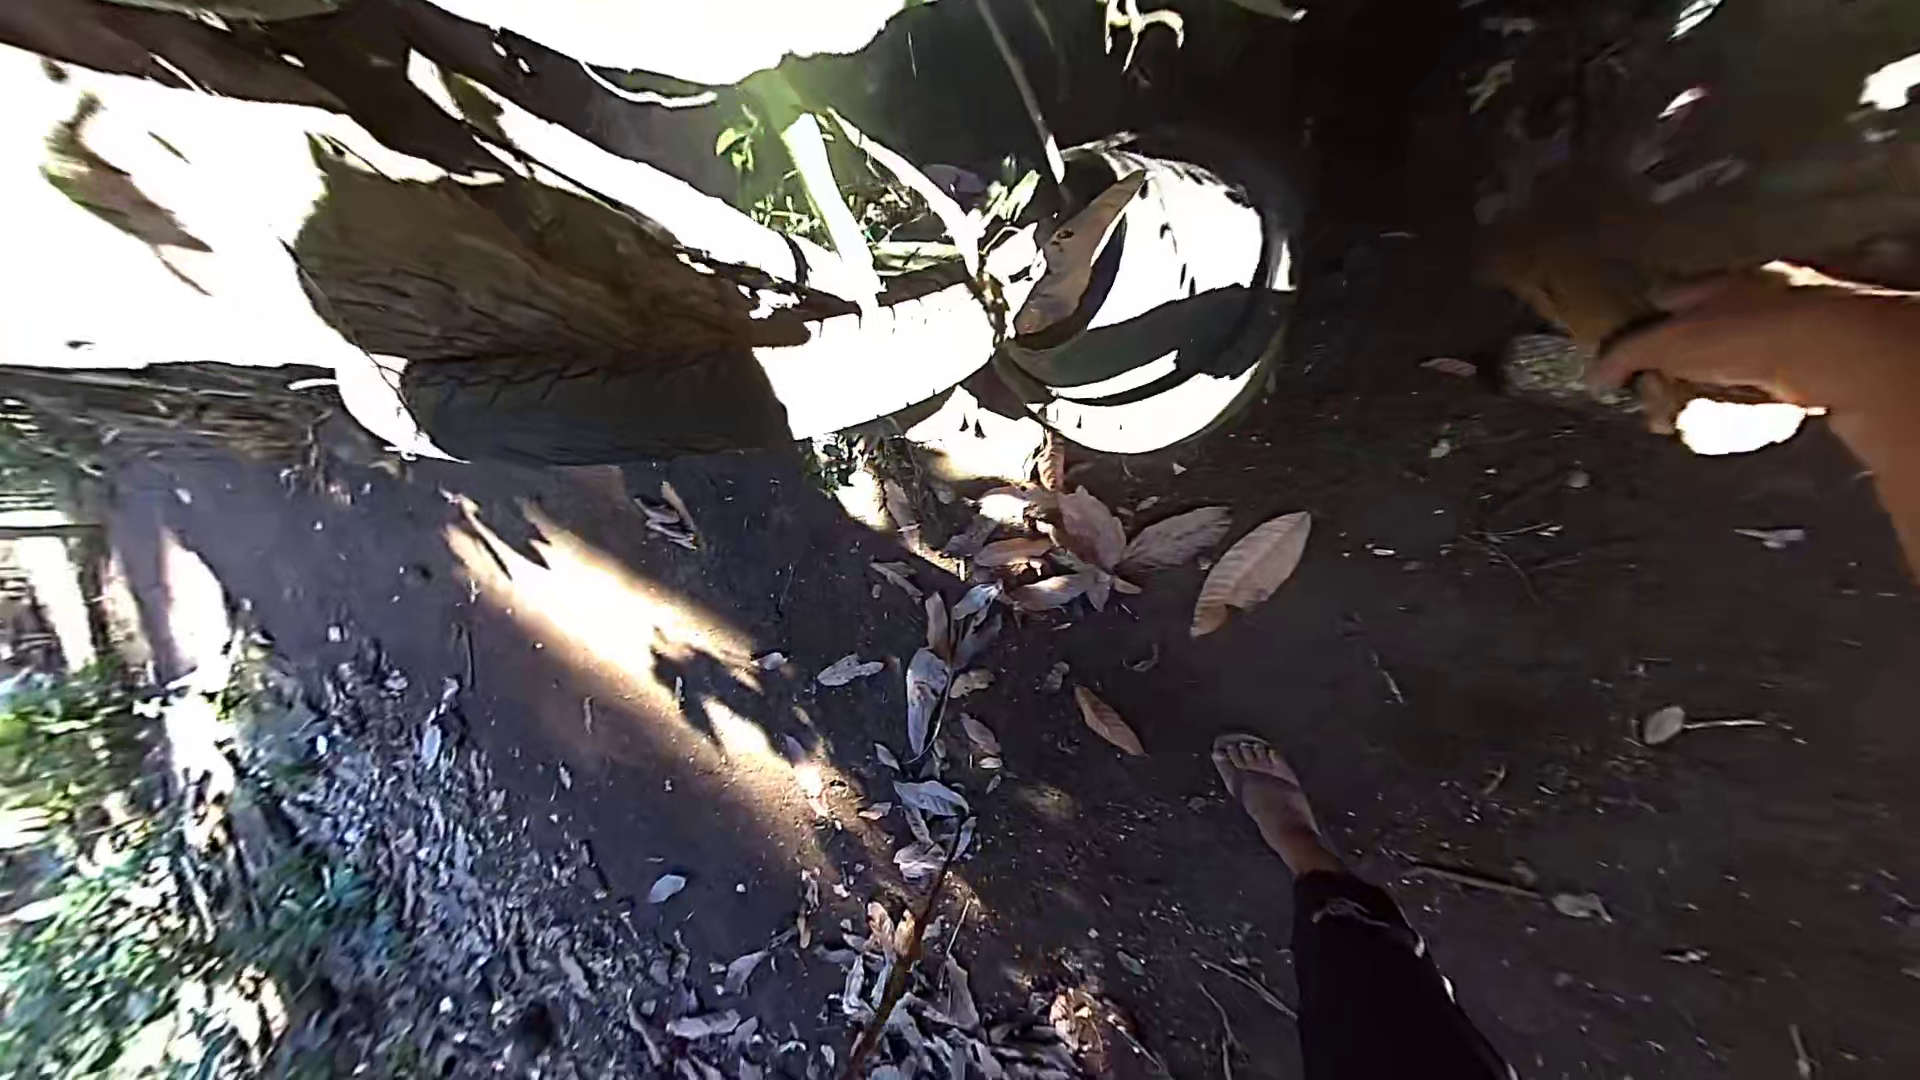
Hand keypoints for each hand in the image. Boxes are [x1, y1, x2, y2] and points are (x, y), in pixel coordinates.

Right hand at [1587, 264, 1919, 411]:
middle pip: (1701, 327)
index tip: (1622, 350)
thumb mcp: (1659, 344)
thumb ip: (1620, 357)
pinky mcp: (1817, 355)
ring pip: (1731, 354)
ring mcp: (1796, 323)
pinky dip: (1741, 394)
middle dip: (1673, 357)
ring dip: (1705, 380)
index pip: (1669, 296)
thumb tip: (1593, 376)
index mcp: (1725, 281)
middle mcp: (1765, 294)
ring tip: (1683, 407)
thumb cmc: (1744, 334)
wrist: (1836, 354)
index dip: (1641, 321)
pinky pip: (1763, 377)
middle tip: (1650, 384)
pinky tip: (1726, 408)